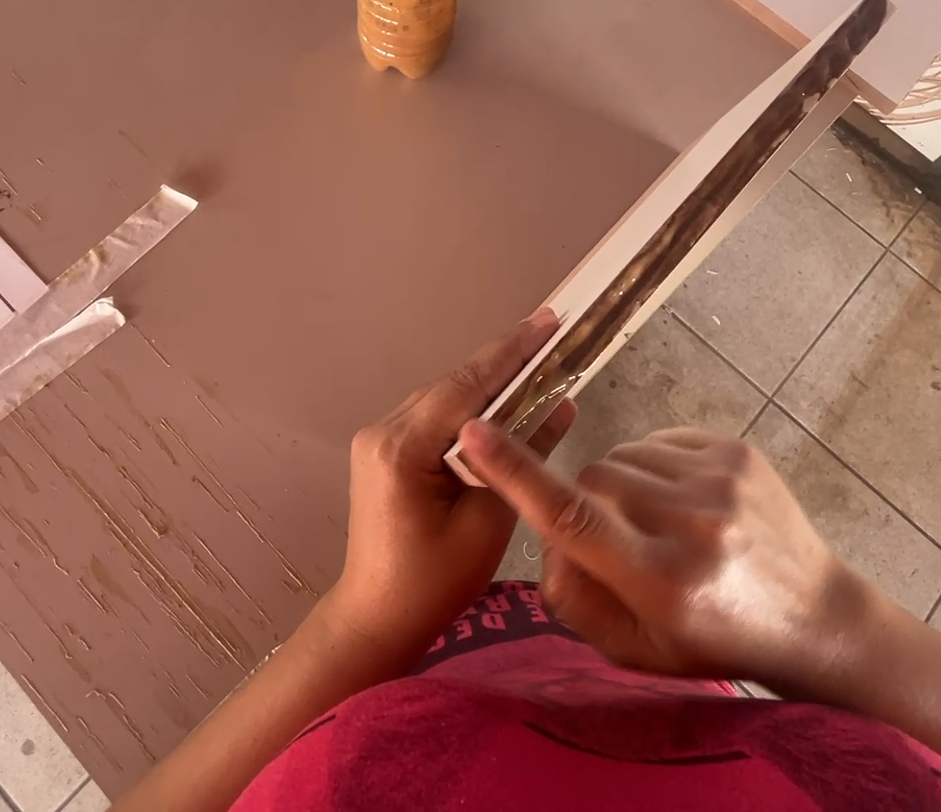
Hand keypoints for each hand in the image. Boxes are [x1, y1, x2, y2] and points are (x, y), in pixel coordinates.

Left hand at [327, 308, 576, 659]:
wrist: (377, 619)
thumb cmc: (435, 582)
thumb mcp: (490, 521)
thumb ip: (523, 457)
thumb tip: (563, 405)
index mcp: (402, 448)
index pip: (465, 386)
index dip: (511, 352)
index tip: (548, 321)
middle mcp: (382, 431)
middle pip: (453, 386)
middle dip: (504, 362)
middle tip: (551, 335)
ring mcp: (377, 438)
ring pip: (443, 398)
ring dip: (488, 384)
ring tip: (536, 362)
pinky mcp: (383, 451)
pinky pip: (433, 417)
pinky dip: (468, 408)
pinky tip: (502, 402)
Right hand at [457, 423, 868, 693]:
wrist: (814, 615)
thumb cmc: (716, 641)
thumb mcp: (633, 648)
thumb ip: (572, 596)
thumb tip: (547, 535)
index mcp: (661, 579)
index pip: (571, 516)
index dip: (515, 473)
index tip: (474, 434)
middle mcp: (692, 522)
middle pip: (592, 480)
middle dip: (587, 505)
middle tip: (620, 541)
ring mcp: (719, 479)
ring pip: (622, 457)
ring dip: (622, 486)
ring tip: (661, 524)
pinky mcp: (734, 450)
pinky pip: (656, 440)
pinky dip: (653, 467)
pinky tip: (682, 502)